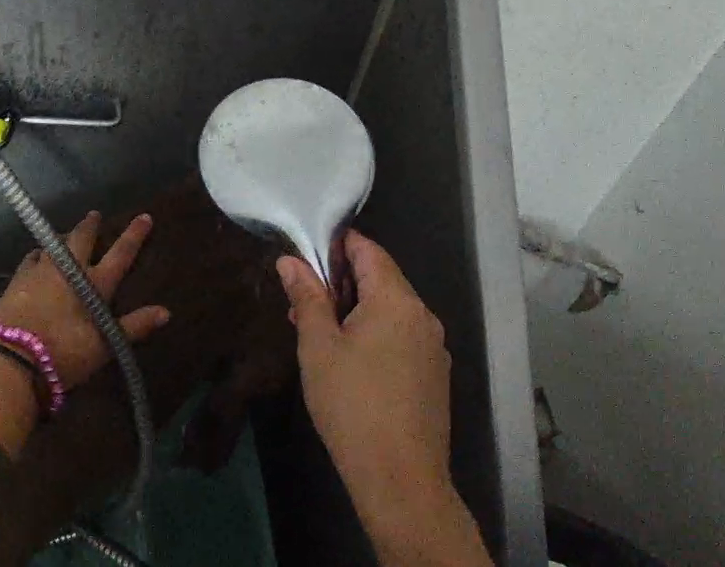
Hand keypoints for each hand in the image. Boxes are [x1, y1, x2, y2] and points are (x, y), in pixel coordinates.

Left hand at [0, 211, 170, 389]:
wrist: (11, 356)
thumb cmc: (63, 353)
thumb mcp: (104, 347)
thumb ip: (134, 327)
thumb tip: (166, 311)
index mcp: (92, 284)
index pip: (119, 255)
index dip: (133, 236)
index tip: (144, 216)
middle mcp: (66, 270)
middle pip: (81, 240)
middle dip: (90, 226)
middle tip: (94, 214)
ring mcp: (39, 271)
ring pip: (54, 245)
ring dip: (64, 237)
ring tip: (68, 234)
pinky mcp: (17, 279)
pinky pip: (32, 257)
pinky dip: (40, 253)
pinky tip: (38, 255)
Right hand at [277, 232, 463, 547]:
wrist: (399, 478)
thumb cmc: (351, 403)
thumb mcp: (317, 344)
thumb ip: (307, 297)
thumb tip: (291, 261)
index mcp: (397, 302)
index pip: (368, 251)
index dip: (334, 245)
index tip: (301, 257)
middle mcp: (423, 317)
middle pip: (380, 278)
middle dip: (338, 282)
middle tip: (299, 302)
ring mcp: (432, 348)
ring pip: (388, 309)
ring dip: (351, 309)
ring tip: (314, 332)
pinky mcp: (432, 375)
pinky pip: (399, 335)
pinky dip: (370, 332)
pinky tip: (344, 359)